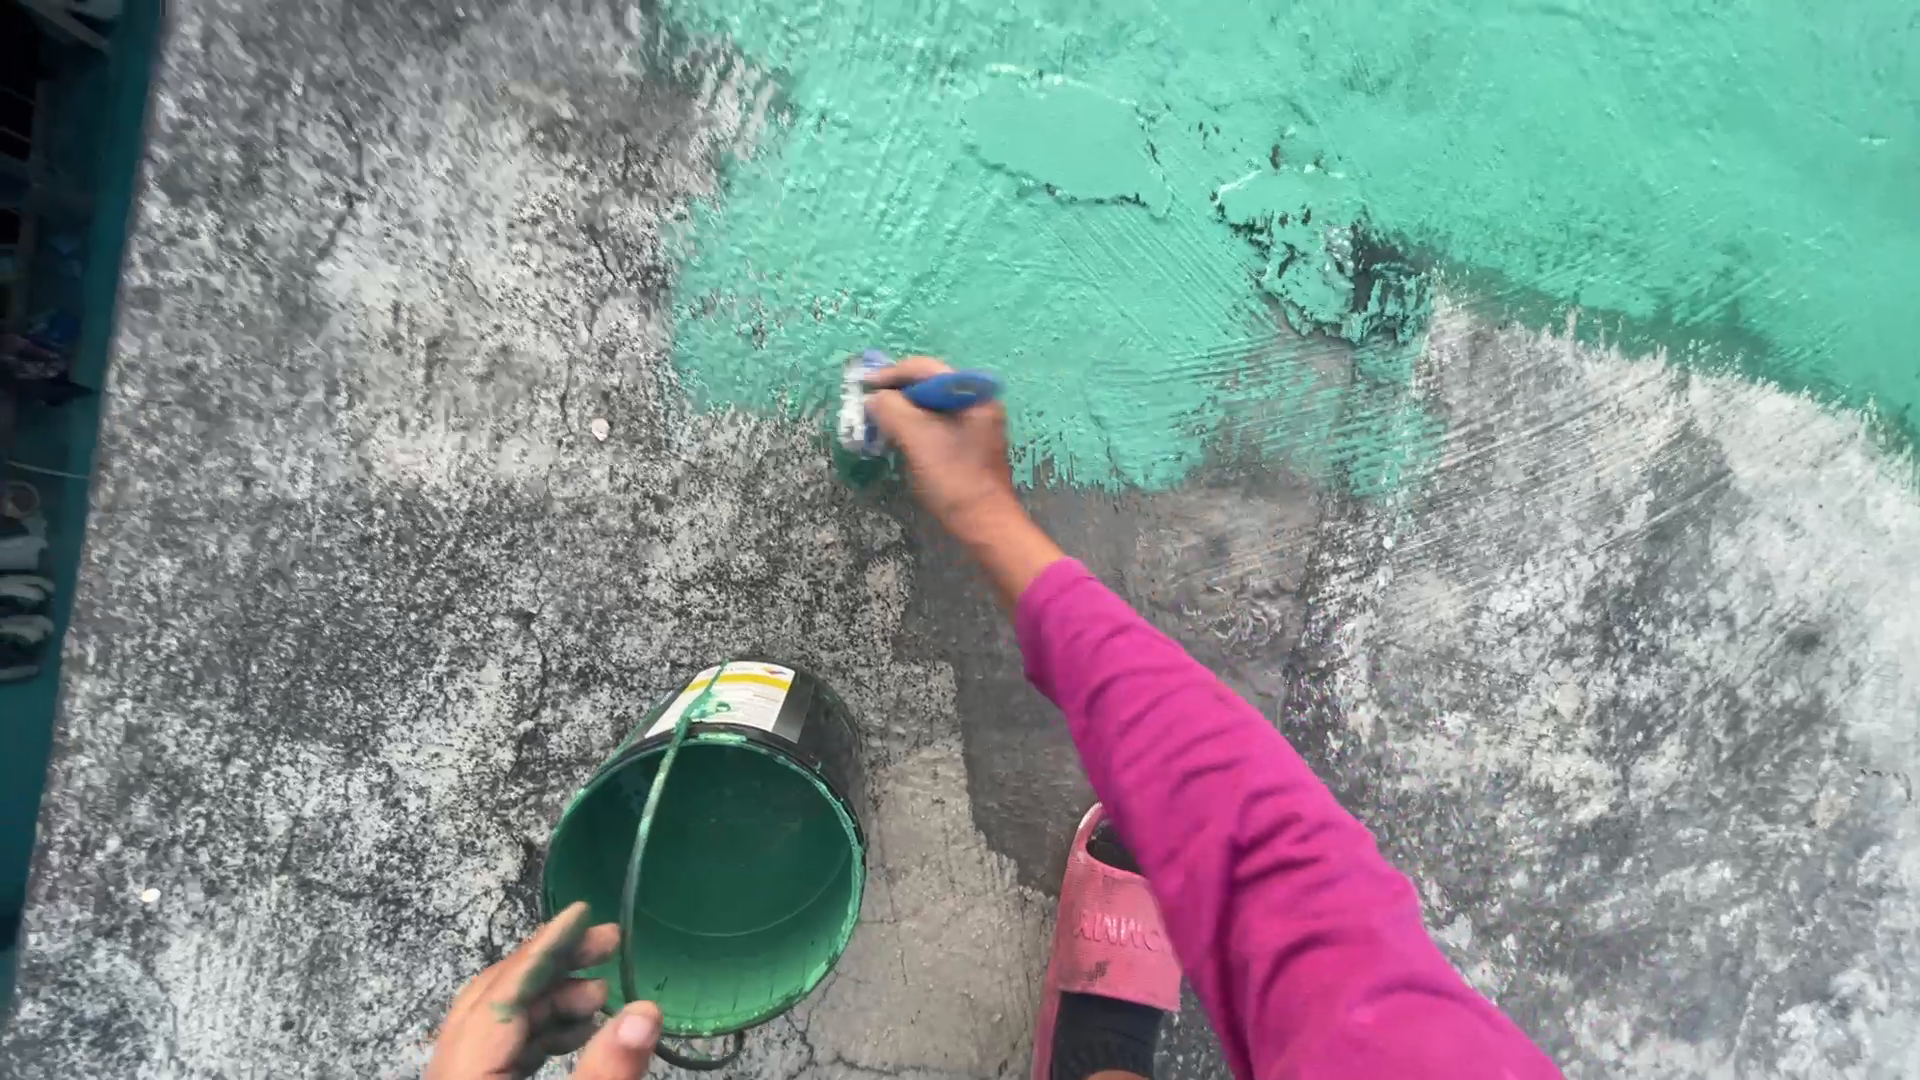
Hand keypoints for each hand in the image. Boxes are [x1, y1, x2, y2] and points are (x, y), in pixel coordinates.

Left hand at [426, 902, 662, 1079]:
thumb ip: (606, 1074)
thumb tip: (647, 1009)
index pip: (498, 998)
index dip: (542, 950)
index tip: (583, 912)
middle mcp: (452, 1079)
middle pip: (489, 1002)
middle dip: (551, 966)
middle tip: (607, 945)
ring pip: (495, 1028)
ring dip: (551, 1000)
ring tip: (603, 996)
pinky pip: (498, 1053)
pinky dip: (541, 1031)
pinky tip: (580, 1032)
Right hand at [865, 355, 1063, 606]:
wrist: (983, 524)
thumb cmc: (954, 478)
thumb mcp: (917, 438)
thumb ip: (892, 409)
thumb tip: (874, 399)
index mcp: (974, 394)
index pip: (926, 370)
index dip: (891, 375)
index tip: (864, 387)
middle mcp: (979, 404)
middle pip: (929, 387)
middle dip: (896, 395)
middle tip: (869, 405)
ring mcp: (976, 426)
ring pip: (931, 409)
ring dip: (903, 413)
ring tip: (878, 422)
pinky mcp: (969, 447)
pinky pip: (937, 427)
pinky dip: (915, 429)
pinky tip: (899, 439)